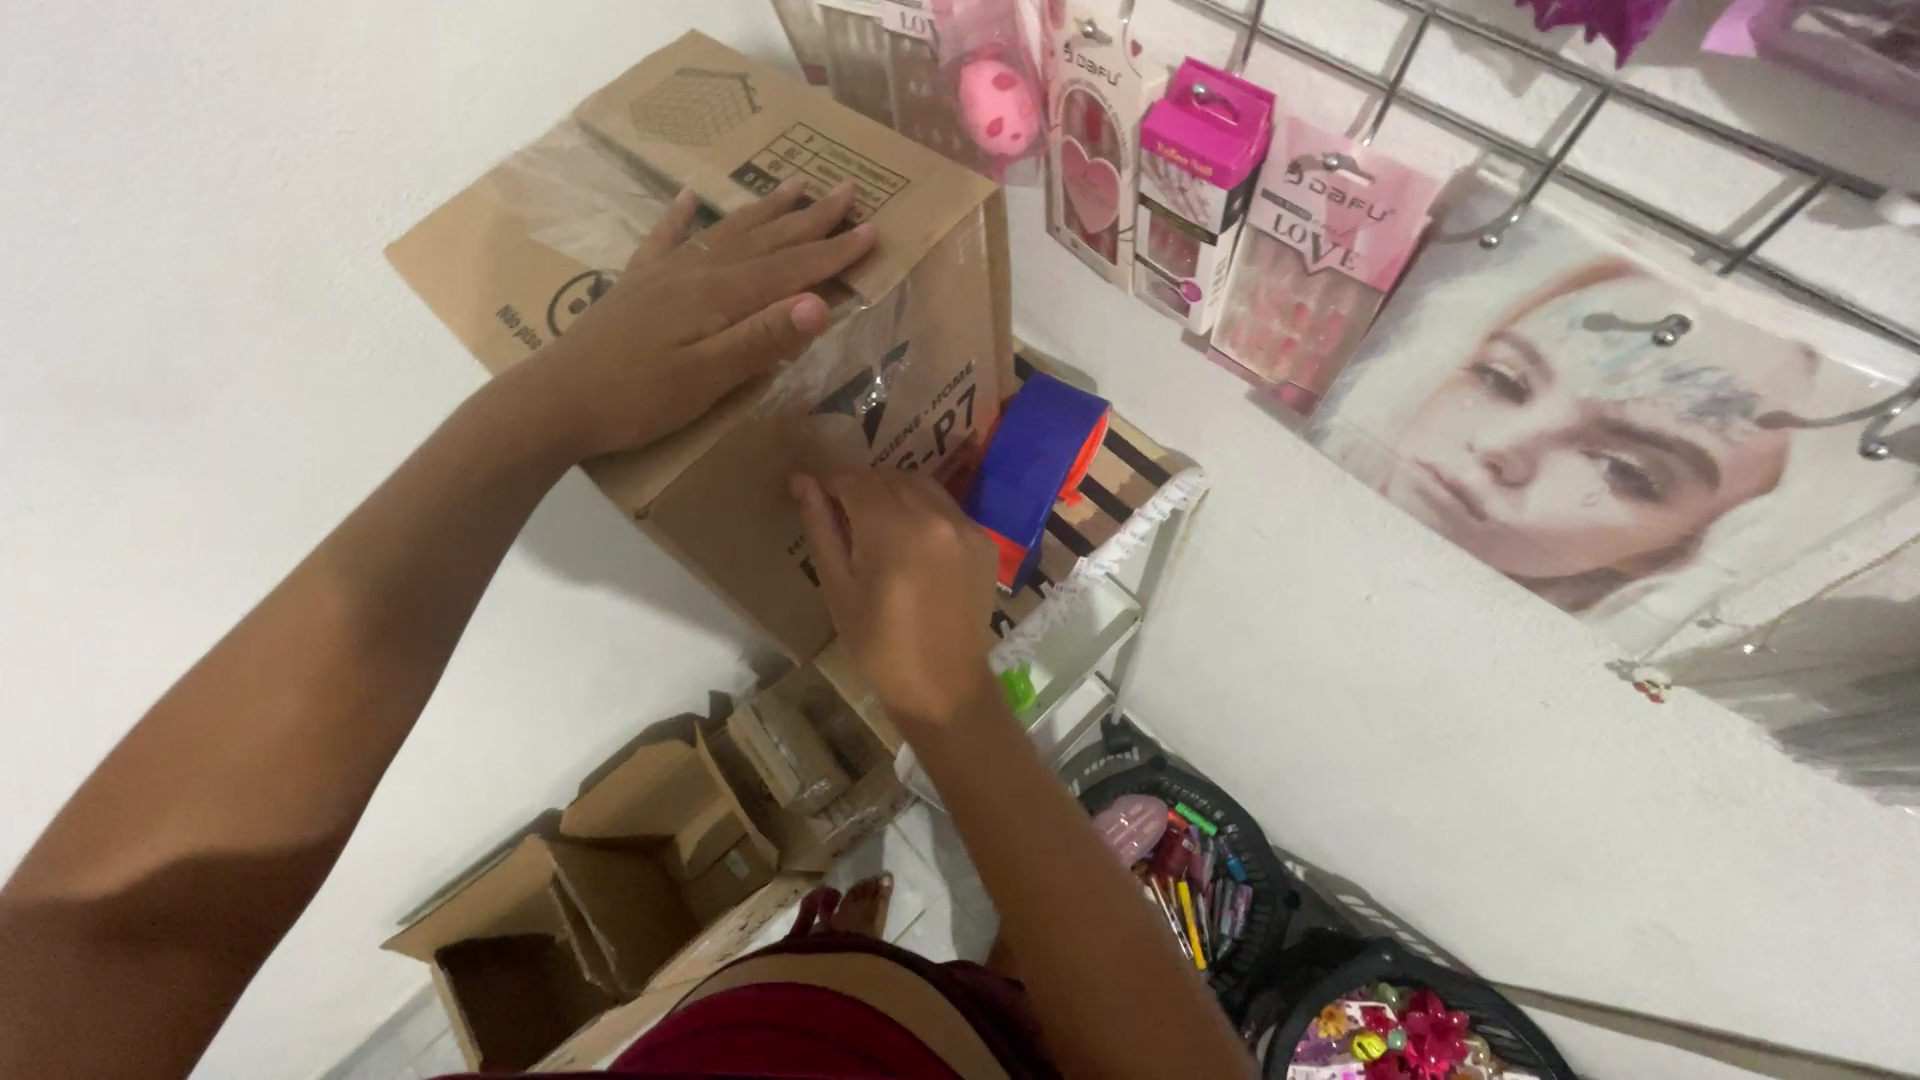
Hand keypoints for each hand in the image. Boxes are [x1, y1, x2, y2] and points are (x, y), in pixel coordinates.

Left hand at [512, 179, 875, 458]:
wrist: (555, 400)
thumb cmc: (638, 398)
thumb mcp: (709, 377)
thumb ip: (763, 339)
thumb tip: (820, 304)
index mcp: (721, 296)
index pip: (792, 269)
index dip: (835, 253)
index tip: (874, 231)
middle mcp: (698, 273)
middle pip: (766, 239)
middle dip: (810, 218)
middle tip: (847, 190)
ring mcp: (664, 275)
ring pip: (726, 232)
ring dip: (764, 210)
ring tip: (792, 185)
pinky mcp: (637, 286)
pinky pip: (666, 239)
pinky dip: (681, 217)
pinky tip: (688, 198)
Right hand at [792, 469, 1002, 728]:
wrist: (942, 685)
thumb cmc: (878, 645)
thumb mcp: (838, 588)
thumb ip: (822, 527)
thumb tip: (802, 481)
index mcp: (894, 530)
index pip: (856, 479)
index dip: (831, 483)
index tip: (818, 499)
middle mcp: (935, 517)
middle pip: (889, 476)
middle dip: (862, 488)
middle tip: (846, 520)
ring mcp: (966, 527)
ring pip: (921, 486)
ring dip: (895, 494)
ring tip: (879, 530)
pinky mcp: (984, 541)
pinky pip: (947, 508)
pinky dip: (925, 513)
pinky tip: (914, 544)